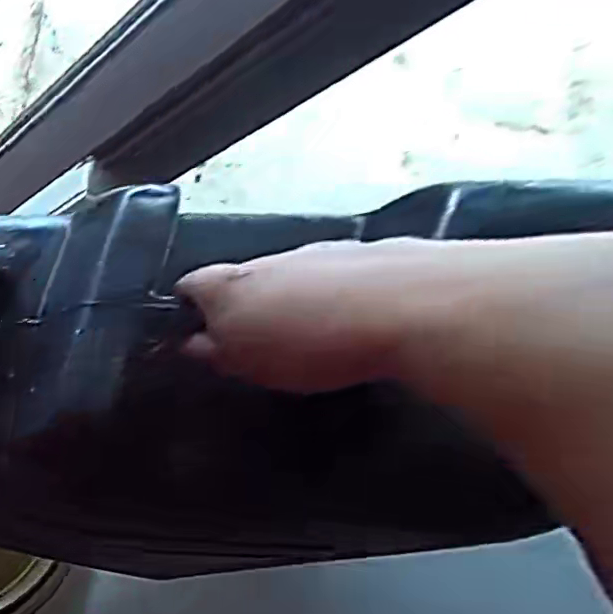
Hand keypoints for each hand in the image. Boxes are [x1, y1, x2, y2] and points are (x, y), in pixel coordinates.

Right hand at [174, 233, 612, 392]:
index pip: (189, 285)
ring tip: (315, 332)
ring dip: (299, 296)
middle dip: (246, 302)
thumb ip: (212, 352)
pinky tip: (364, 321)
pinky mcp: (388, 250)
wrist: (428, 308)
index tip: (190, 329)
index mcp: (231, 284)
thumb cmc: (309, 344)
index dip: (185, 305)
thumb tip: (192, 343)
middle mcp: (276, 257)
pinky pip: (353, 274)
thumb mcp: (244, 364)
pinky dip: (348, 293)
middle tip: (254, 338)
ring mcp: (333, 249)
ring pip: (301, 273)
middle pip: (248, 276)